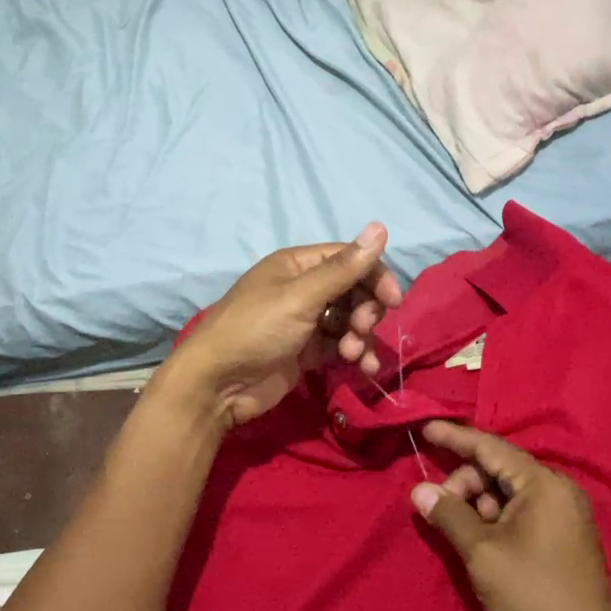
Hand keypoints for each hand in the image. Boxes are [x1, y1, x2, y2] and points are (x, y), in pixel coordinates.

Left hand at [164, 224, 402, 427]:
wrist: (217, 384)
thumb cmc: (255, 330)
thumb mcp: (300, 296)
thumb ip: (343, 268)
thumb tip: (381, 226)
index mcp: (296, 265)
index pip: (348, 259)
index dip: (375, 276)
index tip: (394, 300)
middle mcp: (302, 289)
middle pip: (353, 290)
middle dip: (366, 310)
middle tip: (362, 329)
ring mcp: (304, 322)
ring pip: (349, 321)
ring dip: (361, 337)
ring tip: (355, 355)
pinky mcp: (306, 352)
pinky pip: (340, 346)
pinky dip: (355, 355)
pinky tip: (363, 370)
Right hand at [411, 421, 610, 610]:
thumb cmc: (533, 597)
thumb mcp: (482, 554)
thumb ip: (449, 515)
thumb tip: (420, 490)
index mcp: (543, 485)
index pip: (491, 447)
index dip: (454, 437)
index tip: (424, 428)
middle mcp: (559, 491)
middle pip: (499, 469)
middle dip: (464, 483)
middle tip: (437, 510)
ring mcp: (565, 515)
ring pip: (509, 493)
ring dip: (478, 505)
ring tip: (458, 533)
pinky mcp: (564, 539)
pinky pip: (522, 512)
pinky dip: (496, 520)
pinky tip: (479, 541)